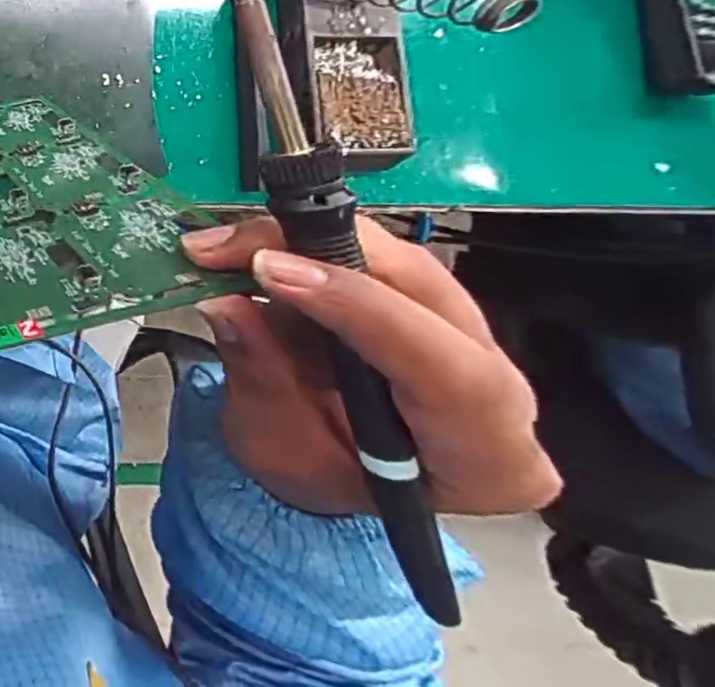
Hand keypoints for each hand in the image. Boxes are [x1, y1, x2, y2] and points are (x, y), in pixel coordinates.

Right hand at [179, 216, 560, 516]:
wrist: (325, 468)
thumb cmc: (314, 475)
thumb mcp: (277, 449)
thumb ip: (261, 380)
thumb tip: (227, 305)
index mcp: (485, 457)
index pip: (451, 373)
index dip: (360, 309)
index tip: (272, 272)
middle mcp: (495, 388)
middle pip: (423, 291)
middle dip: (315, 252)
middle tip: (226, 247)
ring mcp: (462, 337)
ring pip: (393, 259)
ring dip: (294, 239)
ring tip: (219, 248)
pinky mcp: (418, 303)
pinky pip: (366, 254)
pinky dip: (294, 243)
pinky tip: (242, 250)